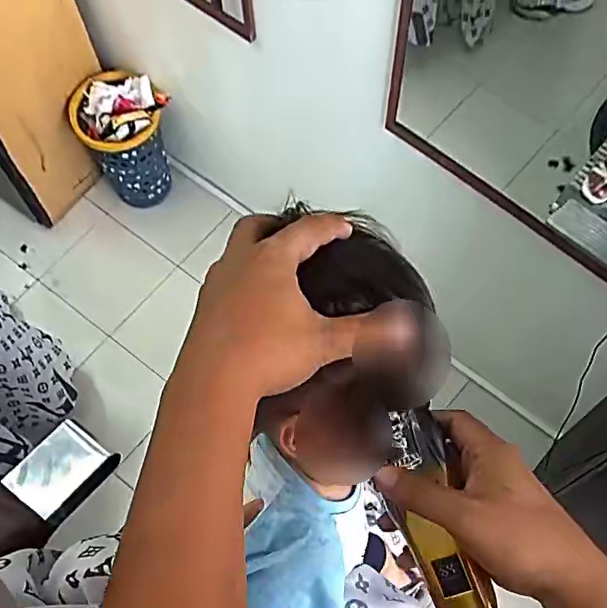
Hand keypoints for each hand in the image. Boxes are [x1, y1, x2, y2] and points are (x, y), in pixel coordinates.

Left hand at [173, 214, 410, 401]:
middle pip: (258, 227)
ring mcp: (217, 285)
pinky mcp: (204, 310)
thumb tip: (401, 328)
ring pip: (234, 253)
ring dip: (252, 252)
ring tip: (271, 268)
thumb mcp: (323, 342)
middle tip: (295, 234)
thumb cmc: (262, 354)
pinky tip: (248, 304)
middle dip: (279, 226)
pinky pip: (222, 284)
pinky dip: (238, 283)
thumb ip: (365, 333)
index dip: (329, 226)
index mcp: (271, 259)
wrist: (213, 381)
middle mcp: (240, 263)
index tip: (341, 227)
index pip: (307, 230)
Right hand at [373, 411, 606, 600]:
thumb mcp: (462, 515)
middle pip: (447, 459)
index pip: (453, 420)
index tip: (392, 438)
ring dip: (427, 506)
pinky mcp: (501, 522)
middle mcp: (496, 470)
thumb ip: (420, 494)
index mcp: (491, 454)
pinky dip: (444, 527)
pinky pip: (464, 516)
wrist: (567, 578)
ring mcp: (499, 497)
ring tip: (402, 525)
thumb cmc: (525, 540)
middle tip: (390, 491)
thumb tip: (385, 474)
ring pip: (453, 492)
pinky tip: (428, 548)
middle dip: (416, 476)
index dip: (422, 425)